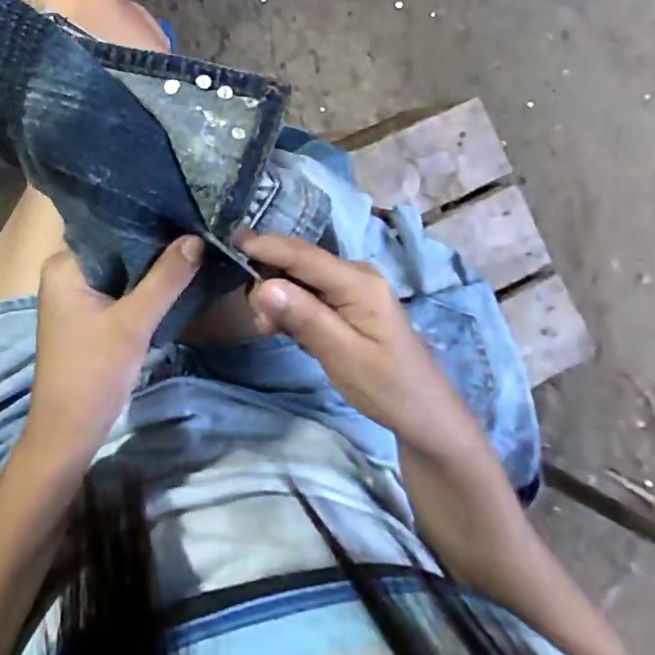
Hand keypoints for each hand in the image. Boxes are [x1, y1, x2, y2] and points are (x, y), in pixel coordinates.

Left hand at [21, 236, 203, 462]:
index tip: (181, 204)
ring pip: (121, 267)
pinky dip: (145, 284)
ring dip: (152, 262)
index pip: (105, 223)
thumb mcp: (133, 323)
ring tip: (192, 241)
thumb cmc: (92, 372)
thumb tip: (197, 238)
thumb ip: (165, 279)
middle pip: (116, 245)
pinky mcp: (90, 314)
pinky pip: (121, 287)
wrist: (69, 432)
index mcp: (65, 265)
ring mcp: (77, 295)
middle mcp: (67, 273)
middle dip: (153, 238)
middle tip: (194, 220)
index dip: (143, 214)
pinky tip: (176, 275)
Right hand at [239, 232, 481, 457]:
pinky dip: (289, 306)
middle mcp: (356, 275)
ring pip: (301, 278)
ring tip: (265, 329)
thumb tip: (263, 287)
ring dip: (277, 295)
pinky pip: (309, 293)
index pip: (304, 255)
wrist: (423, 414)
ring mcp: (352, 288)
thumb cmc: (387, 387)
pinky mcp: (347, 304)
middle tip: (251, 315)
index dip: (267, 246)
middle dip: (268, 276)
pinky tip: (280, 328)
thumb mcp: (343, 356)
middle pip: (300, 262)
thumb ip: (305, 318)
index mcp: (359, 282)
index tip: (231, 241)